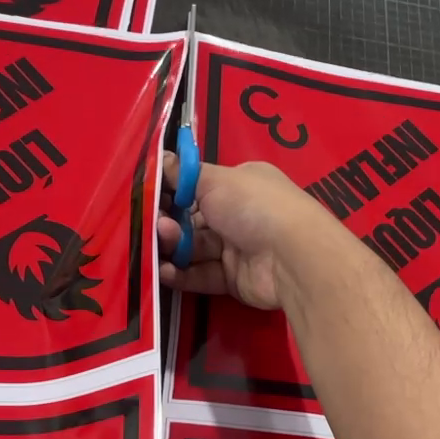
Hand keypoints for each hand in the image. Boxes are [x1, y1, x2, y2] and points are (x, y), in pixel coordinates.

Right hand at [156, 156, 342, 309]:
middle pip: (193, 220)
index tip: (149, 198)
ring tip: (157, 247)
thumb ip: (184, 174)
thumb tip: (161, 159)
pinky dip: (182, 274)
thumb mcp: (215, 179)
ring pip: (195, 249)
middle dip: (170, 224)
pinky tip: (165, 272)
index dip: (173, 193)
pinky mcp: (233, 279)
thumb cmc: (252, 205)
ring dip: (173, 248)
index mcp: (240, 184)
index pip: (199, 187)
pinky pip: (202, 275)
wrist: (290, 256)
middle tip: (154, 226)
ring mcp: (237, 248)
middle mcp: (239, 214)